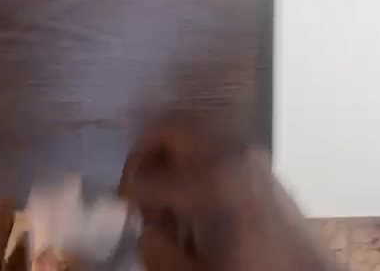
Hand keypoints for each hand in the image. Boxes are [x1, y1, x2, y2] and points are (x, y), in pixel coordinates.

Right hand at [120, 120, 336, 270]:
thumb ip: (162, 253)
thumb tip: (145, 229)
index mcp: (212, 181)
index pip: (151, 173)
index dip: (127, 191)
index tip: (119, 208)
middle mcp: (231, 151)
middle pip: (174, 126)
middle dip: (147, 152)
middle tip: (136, 187)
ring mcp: (249, 149)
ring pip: (196, 127)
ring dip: (172, 150)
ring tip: (165, 192)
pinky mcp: (260, 157)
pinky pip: (216, 139)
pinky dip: (195, 153)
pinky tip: (193, 192)